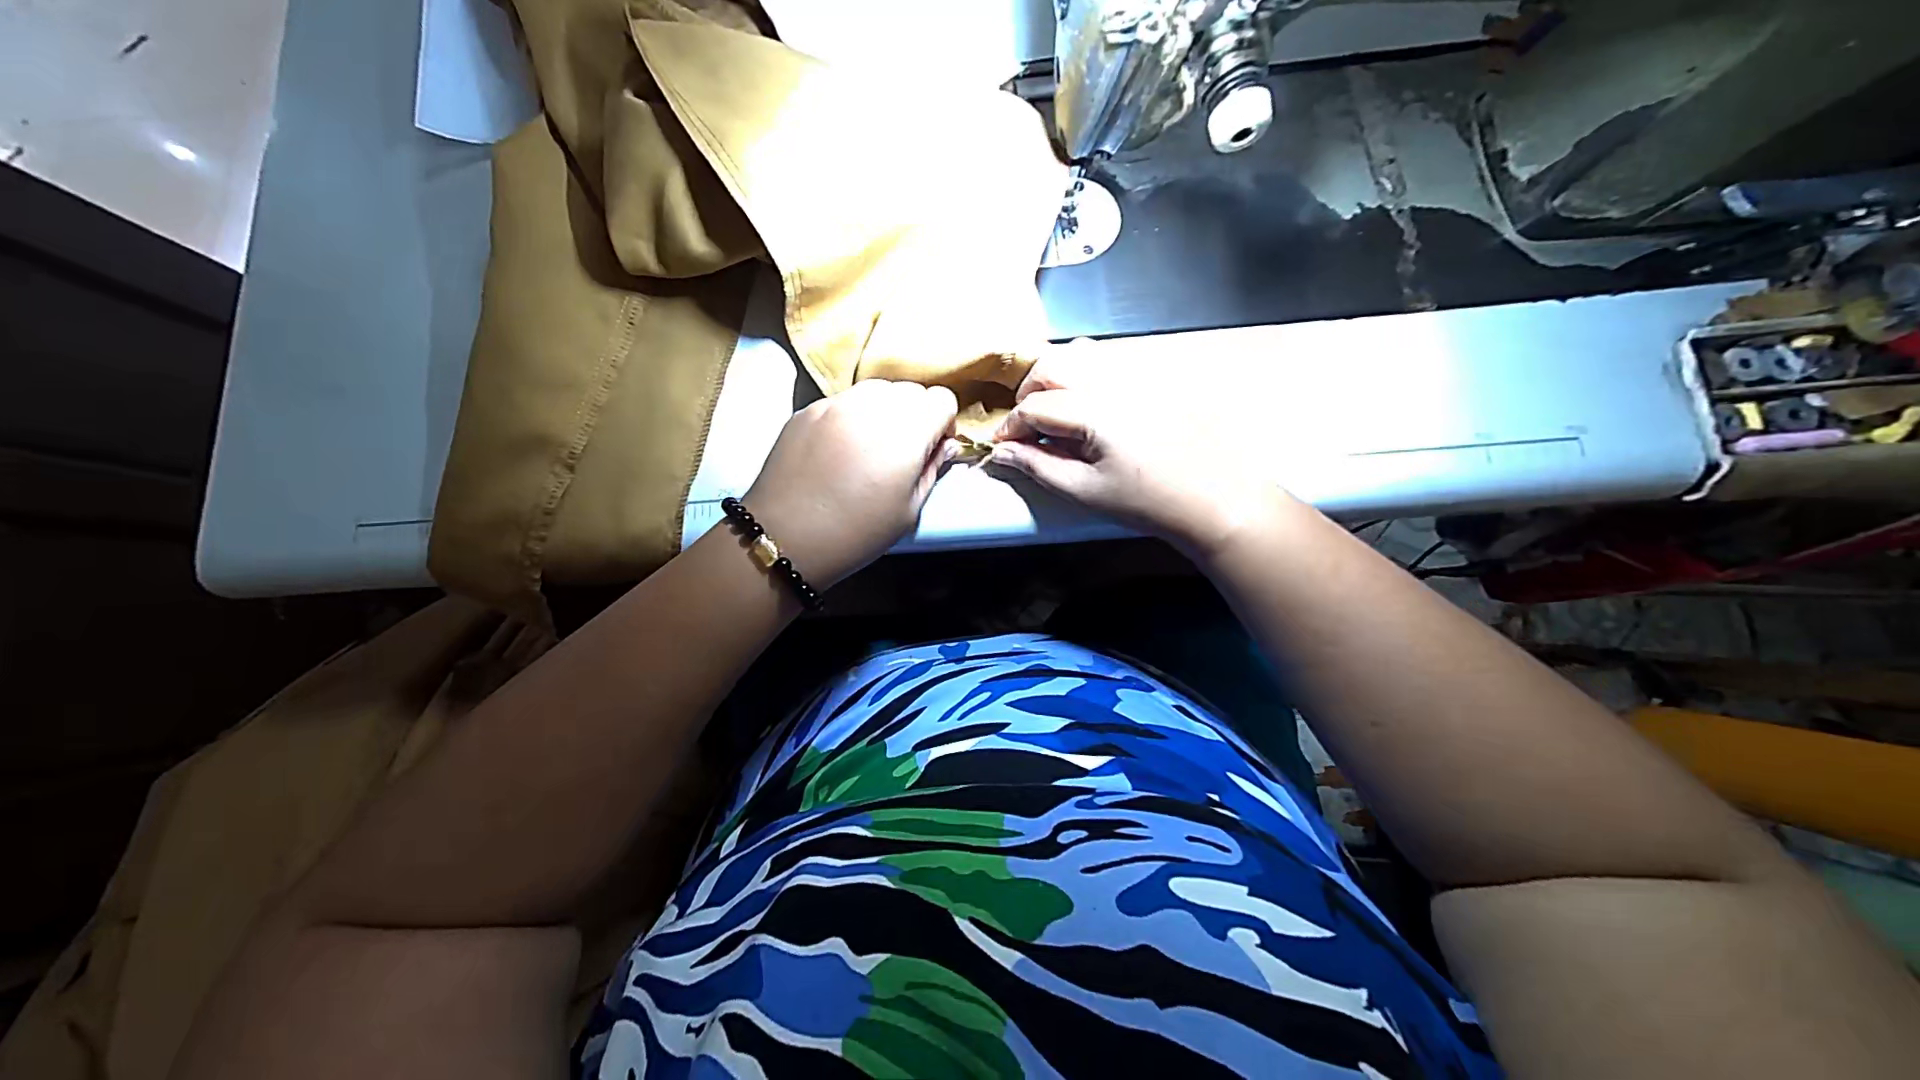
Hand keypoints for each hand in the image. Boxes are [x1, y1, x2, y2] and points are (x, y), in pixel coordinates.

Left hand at [741, 379, 958, 586]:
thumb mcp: (909, 510)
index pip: (942, 400)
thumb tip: (944, 446)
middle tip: (902, 453)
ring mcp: (836, 404)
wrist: (786, 537)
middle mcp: (872, 406)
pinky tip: (841, 451)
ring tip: (871, 448)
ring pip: (876, 391)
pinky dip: (852, 417)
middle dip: (915, 416)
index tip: (932, 449)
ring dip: (884, 411)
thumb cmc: (856, 533)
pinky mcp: (808, 410)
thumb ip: (933, 469)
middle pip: (910, 391)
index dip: (943, 424)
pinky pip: (844, 401)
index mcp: (906, 431)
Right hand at [988, 345, 1285, 558]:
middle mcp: (1115, 382)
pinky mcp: (1155, 379)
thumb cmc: (1150, 501)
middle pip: (1052, 365)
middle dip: (1029, 392)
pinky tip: (1089, 407)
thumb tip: (1003, 453)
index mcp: (1096, 411)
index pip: (1035, 405)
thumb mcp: (1085, 491)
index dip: (1011, 426)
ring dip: (1056, 377)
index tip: (1002, 445)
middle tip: (1025, 426)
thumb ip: (1038, 466)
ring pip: (1080, 354)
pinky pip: (1109, 360)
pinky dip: (1085, 374)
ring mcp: (1138, 375)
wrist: (1213, 499)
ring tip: (1054, 413)